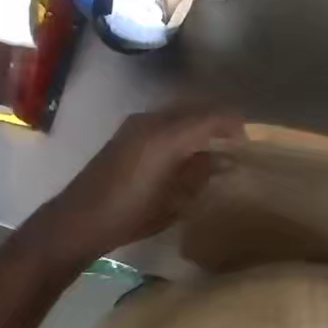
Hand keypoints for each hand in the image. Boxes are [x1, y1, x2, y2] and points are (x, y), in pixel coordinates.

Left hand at [30, 104, 243, 263]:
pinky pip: (162, 120)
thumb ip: (200, 175)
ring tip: (213, 145)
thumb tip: (222, 159)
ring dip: (197, 123)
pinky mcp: (125, 133)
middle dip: (217, 120)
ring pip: (177, 112)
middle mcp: (152, 121)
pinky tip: (185, 150)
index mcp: (167, 137)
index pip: (210, 118)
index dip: (233, 125)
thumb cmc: (130, 215)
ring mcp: (135, 124)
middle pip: (194, 108)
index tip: (248, 140)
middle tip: (234, 140)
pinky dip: (180, 128)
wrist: (79, 219)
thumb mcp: (173, 202)